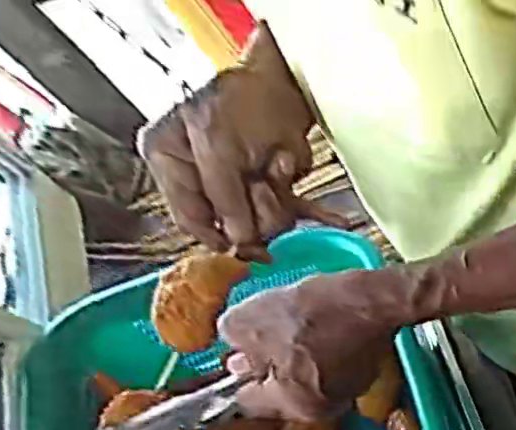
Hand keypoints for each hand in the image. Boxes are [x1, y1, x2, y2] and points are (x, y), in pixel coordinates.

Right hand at [138, 26, 317, 254]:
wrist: (277, 92)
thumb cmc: (235, 108)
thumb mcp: (218, 148)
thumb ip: (225, 196)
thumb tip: (238, 242)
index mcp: (172, 164)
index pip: (190, 218)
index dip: (218, 239)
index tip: (244, 252)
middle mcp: (206, 181)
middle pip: (236, 225)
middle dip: (255, 209)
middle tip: (261, 182)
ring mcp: (244, 189)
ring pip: (269, 223)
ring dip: (279, 201)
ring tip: (275, 168)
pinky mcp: (278, 190)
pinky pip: (302, 213)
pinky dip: (323, 215)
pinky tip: (343, 221)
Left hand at [221, 269, 397, 418]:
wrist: (366, 303)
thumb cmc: (305, 315)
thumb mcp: (243, 324)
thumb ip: (233, 349)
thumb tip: (240, 361)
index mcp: (294, 404)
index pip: (249, 402)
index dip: (235, 378)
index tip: (236, 357)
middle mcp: (325, 410)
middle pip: (283, 397)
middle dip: (270, 373)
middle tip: (265, 342)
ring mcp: (349, 394)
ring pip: (308, 386)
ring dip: (298, 367)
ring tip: (296, 336)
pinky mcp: (365, 377)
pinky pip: (331, 375)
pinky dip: (323, 360)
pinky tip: (321, 336)